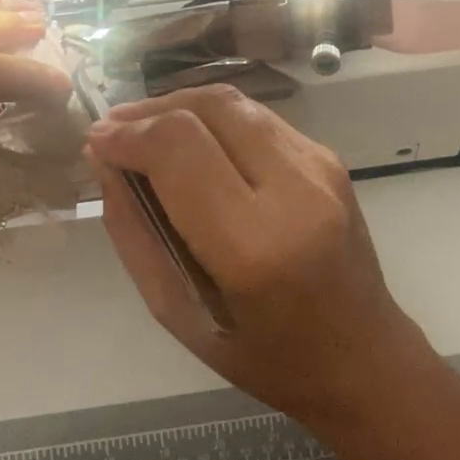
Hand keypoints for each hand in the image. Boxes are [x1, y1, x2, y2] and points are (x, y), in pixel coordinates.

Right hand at [87, 85, 433, 426]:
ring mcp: (320, 167)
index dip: (128, 135)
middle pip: (208, 107)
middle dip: (150, 110)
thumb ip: (135, 233)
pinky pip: (258, 119)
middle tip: (113, 130)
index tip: (95, 143)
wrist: (364, 356)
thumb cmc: (265, 356)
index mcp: (255, 243)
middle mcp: (295, 190)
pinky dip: (213, 119)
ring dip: (180, 106)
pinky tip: (190, 143)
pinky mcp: (329, 158)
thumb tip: (104, 163)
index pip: (179, 147)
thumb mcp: (178, 314)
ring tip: (143, 130)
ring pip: (235, 102)